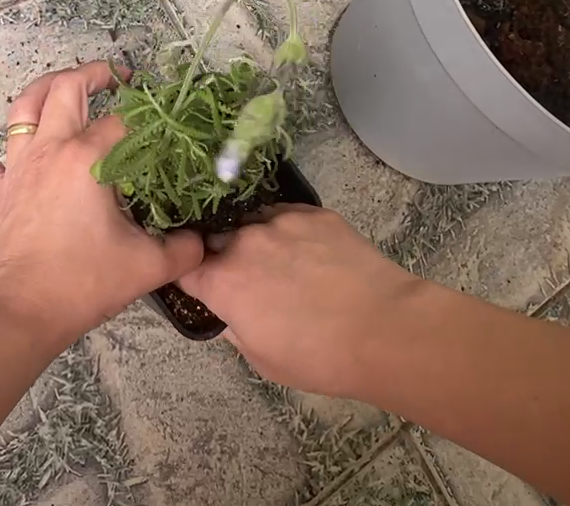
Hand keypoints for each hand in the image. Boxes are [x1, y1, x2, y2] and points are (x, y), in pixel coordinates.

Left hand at [0, 61, 203, 348]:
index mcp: (87, 159)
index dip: (145, 116)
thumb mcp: (146, 266)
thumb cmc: (83, 283)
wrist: (22, 314)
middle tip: (117, 78)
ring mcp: (18, 168)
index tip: (161, 120)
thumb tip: (202, 242)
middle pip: (67, 89)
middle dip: (94, 74)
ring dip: (45, 86)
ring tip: (66, 81)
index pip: (122, 121)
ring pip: (23, 107)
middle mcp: (50, 150)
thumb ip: (183, 250)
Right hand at [176, 205, 427, 398]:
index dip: (192, 275)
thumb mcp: (261, 359)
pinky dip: (289, 231)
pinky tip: (311, 252)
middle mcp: (244, 241)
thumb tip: (229, 309)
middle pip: (217, 239)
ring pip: (252, 222)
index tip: (204, 284)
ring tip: (284, 262)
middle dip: (223, 255)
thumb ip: (233, 326)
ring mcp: (279, 220)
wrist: (384, 329)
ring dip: (257, 240)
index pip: (185, 267)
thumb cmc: (320, 357)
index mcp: (223, 281)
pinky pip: (286, 216)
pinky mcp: (311, 211)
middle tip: (249, 278)